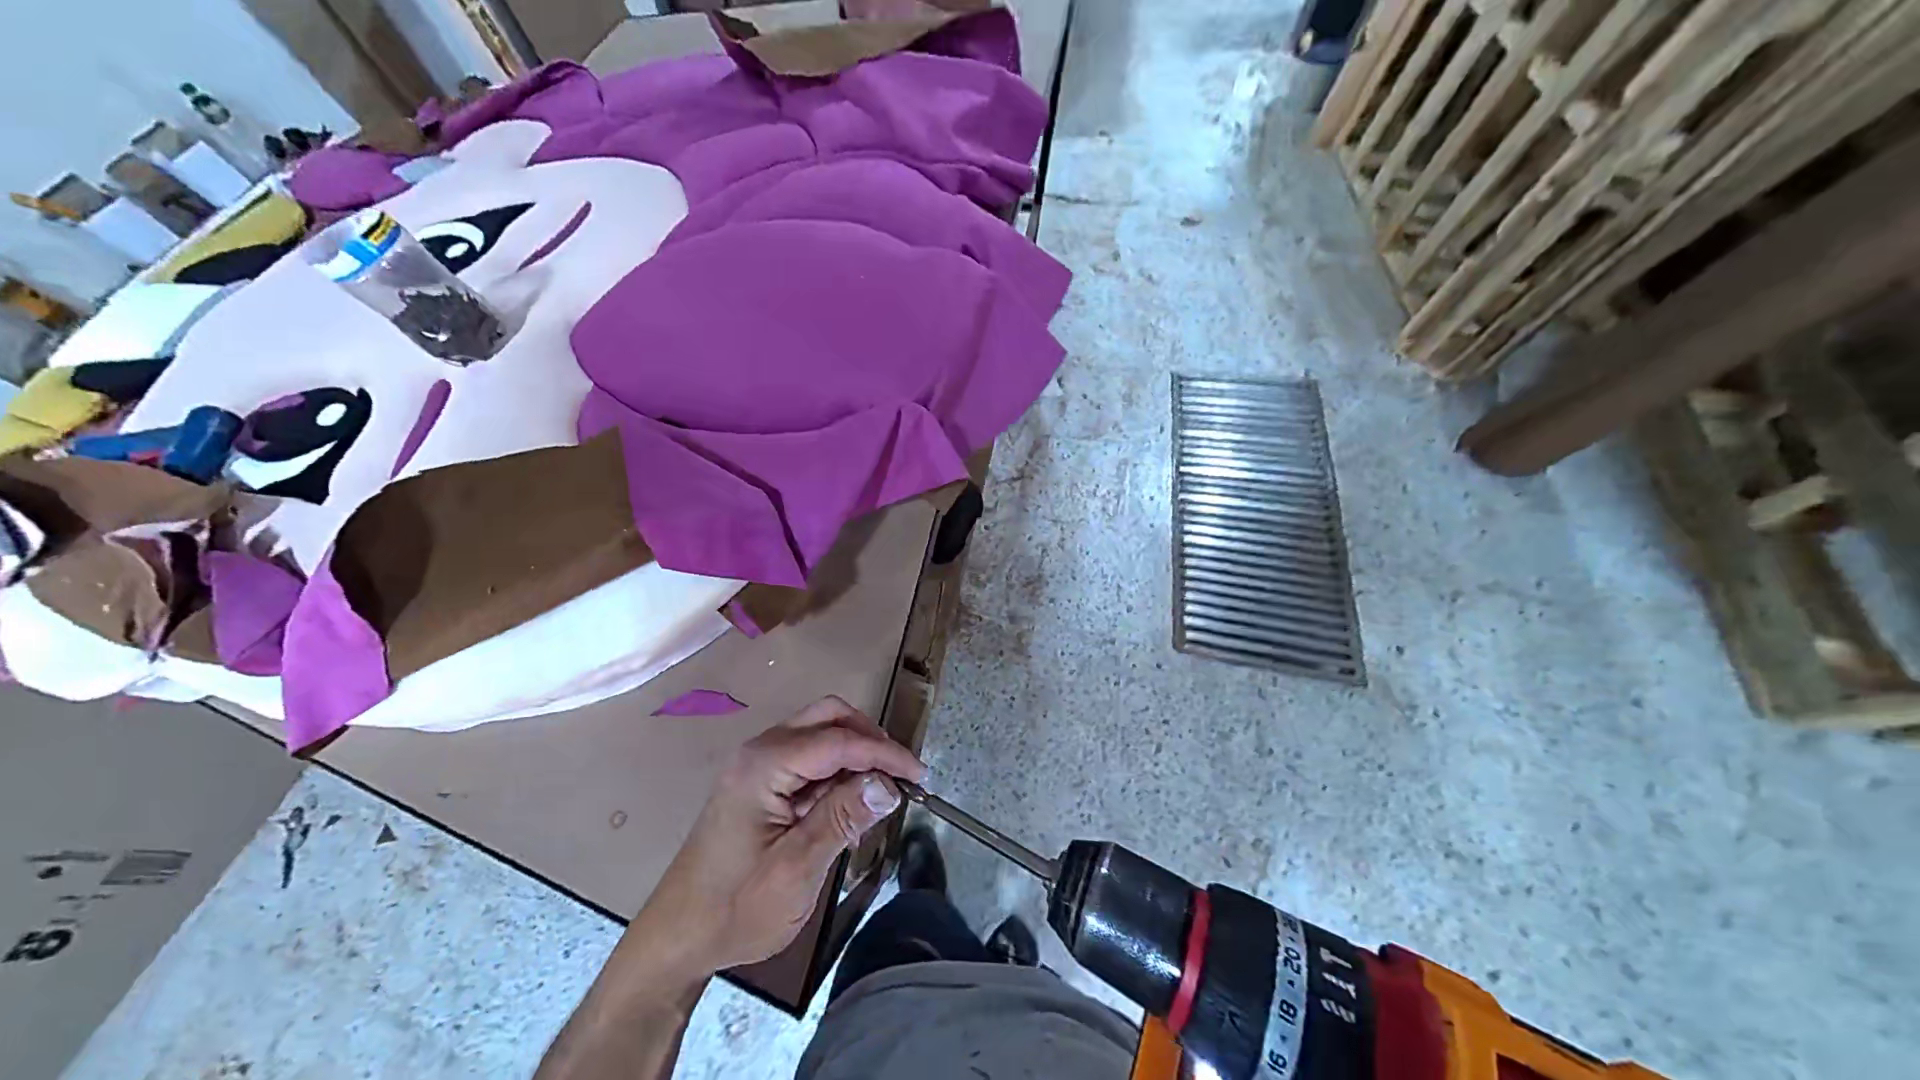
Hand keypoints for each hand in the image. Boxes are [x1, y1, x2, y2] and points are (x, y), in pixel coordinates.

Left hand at [632, 696, 925, 980]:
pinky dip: (837, 772)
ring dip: (855, 754)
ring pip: (820, 734)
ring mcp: (757, 766)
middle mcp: (759, 752)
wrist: (679, 938)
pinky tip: (851, 804)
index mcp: (763, 765)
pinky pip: (808, 760)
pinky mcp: (760, 784)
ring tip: (882, 792)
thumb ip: (843, 817)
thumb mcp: (797, 869)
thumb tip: (889, 783)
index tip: (919, 775)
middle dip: (870, 739)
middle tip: (901, 775)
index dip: (884, 753)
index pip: (839, 739)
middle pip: (828, 718)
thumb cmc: (736, 909)